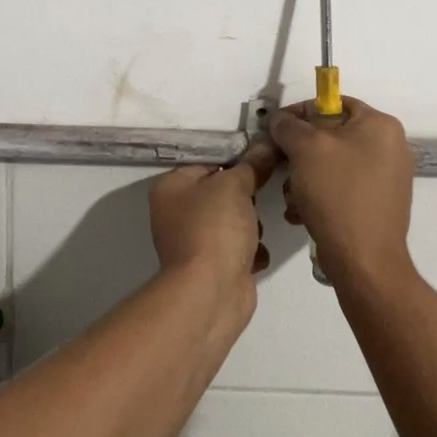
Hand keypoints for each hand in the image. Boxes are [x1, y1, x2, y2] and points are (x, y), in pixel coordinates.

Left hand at [148, 141, 278, 283]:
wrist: (212, 290)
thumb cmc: (214, 228)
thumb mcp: (234, 187)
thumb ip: (251, 166)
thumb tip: (266, 146)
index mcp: (170, 188)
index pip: (206, 163)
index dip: (234, 163)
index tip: (261, 164)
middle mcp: (176, 213)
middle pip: (222, 194)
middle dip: (245, 200)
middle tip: (257, 202)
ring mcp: (193, 242)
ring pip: (234, 223)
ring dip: (251, 228)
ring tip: (254, 234)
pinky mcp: (212, 266)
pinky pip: (238, 249)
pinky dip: (249, 253)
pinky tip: (254, 257)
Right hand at [268, 97, 417, 277]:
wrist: (364, 258)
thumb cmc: (337, 193)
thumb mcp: (305, 149)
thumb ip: (289, 126)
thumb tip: (280, 119)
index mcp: (380, 125)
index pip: (334, 103)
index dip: (300, 112)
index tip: (275, 129)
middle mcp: (390, 146)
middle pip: (332, 135)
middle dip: (300, 152)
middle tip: (280, 167)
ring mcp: (387, 177)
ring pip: (333, 164)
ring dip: (305, 177)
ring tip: (291, 198)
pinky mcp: (379, 203)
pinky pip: (342, 186)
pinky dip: (320, 195)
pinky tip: (303, 212)